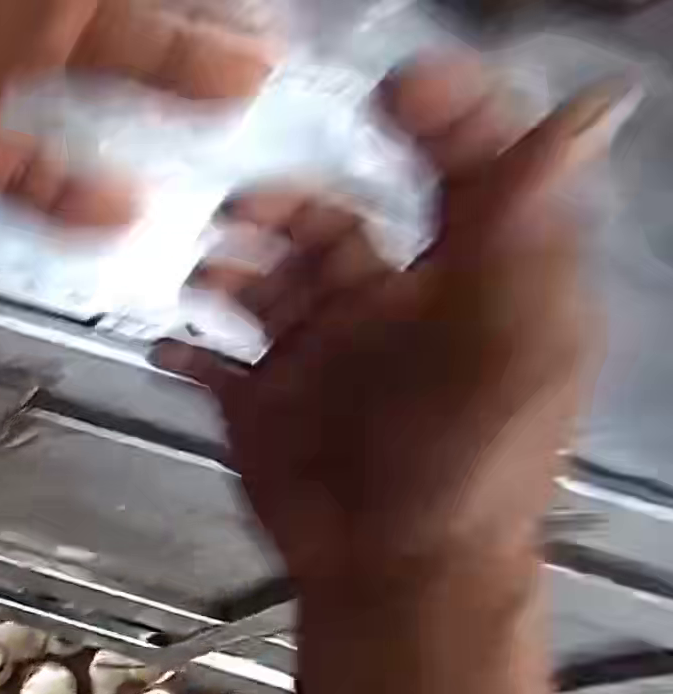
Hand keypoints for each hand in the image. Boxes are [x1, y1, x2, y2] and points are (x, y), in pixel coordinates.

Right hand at [158, 54, 630, 590]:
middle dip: (284, 211)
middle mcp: (376, 310)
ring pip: (255, 291)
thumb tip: (578, 113)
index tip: (394, 82)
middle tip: (238, 209)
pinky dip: (180, 351)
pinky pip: (206, 364)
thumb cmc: (465, 462)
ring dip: (225, 275)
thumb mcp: (512, 347)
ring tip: (204, 278)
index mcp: (459, 285)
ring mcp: (306, 357)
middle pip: (327, 232)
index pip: (461, 178)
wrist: (387, 559)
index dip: (440, 121)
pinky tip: (166, 348)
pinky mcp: (250, 403)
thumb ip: (522, 240)